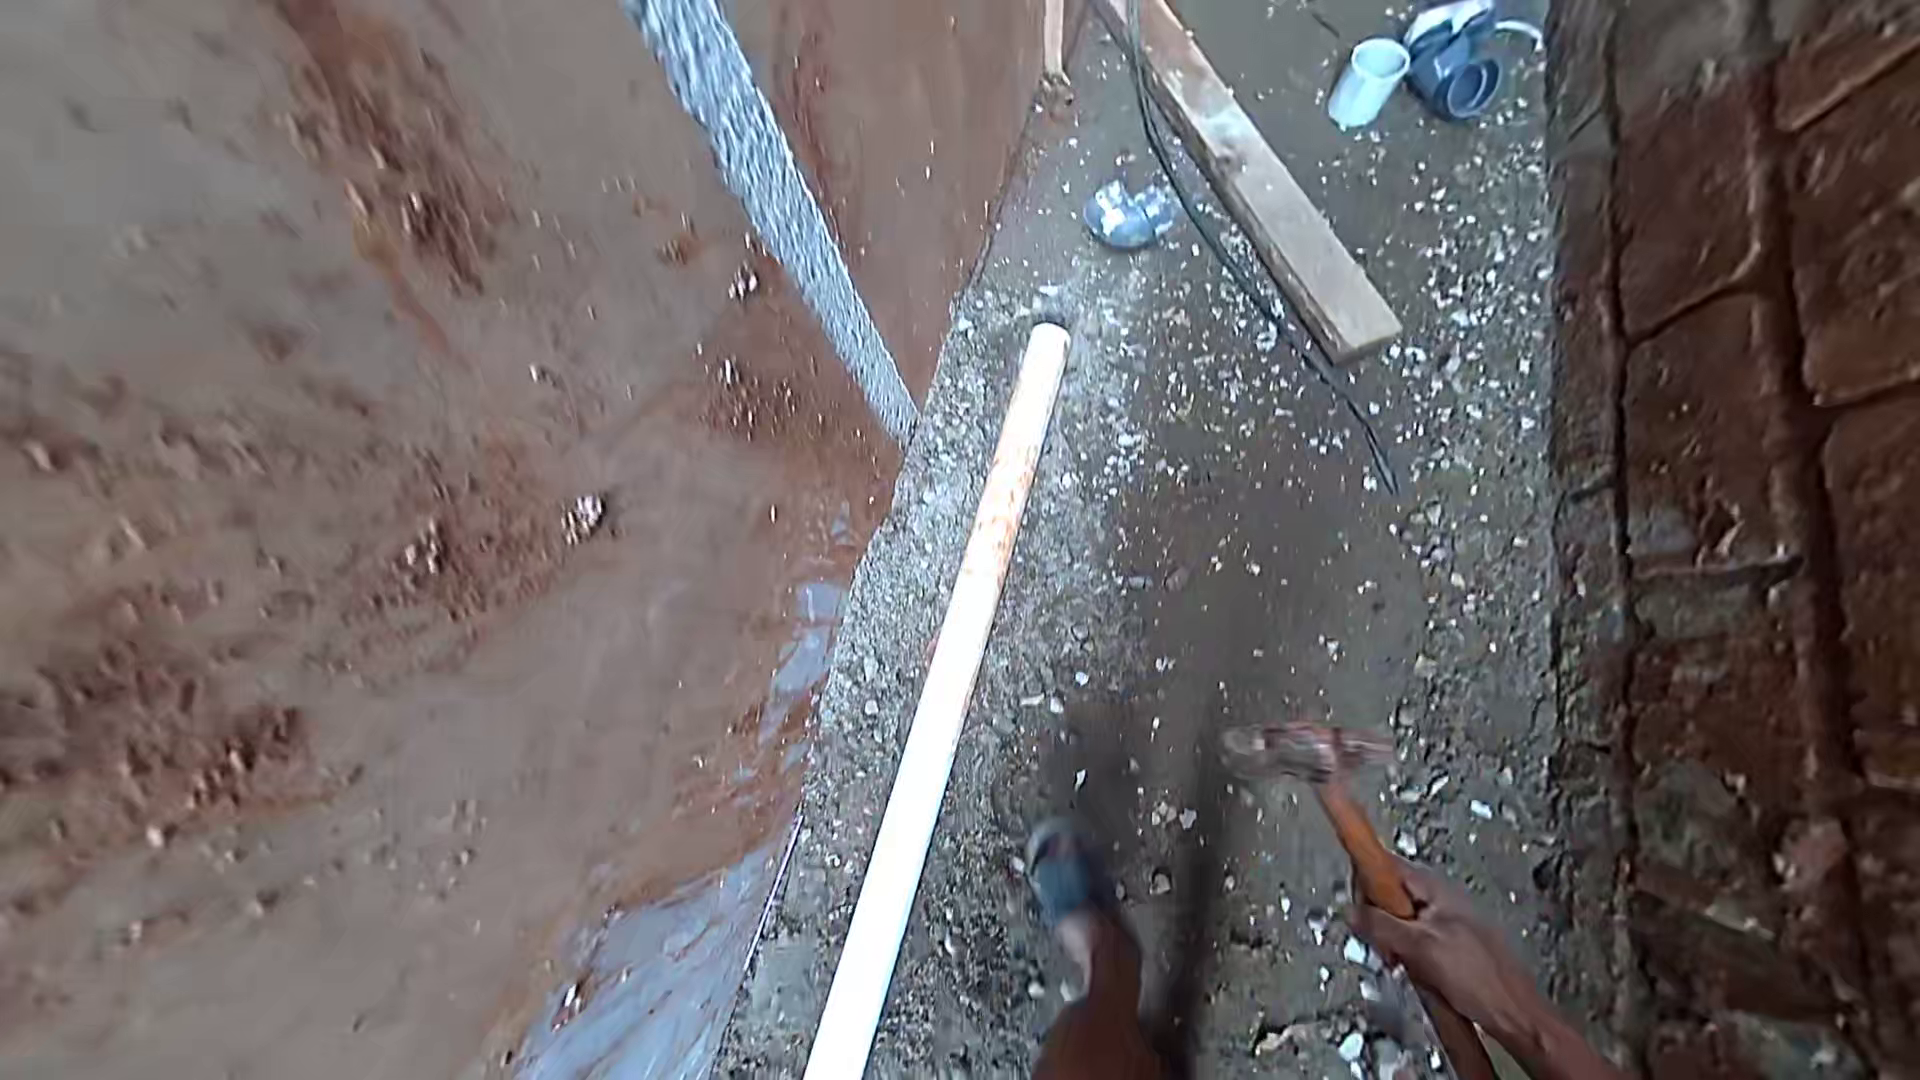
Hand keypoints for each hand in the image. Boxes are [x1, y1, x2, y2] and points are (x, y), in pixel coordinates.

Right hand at [1346, 859, 1543, 1045]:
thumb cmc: (1481, 980)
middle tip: (1383, 943)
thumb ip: (1380, 924)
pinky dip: (1406, 951)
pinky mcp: (1448, 943)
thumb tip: (1350, 911)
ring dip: (1391, 939)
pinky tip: (1414, 970)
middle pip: (1386, 891)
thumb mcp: (1420, 947)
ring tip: (1401, 961)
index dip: (1363, 881)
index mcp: (1433, 886)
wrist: (1522, 1022)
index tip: (1357, 904)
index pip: (1380, 863)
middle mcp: (1438, 897)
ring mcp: (1444, 920)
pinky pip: (1412, 936)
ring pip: (1398, 917)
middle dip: (1377, 917)